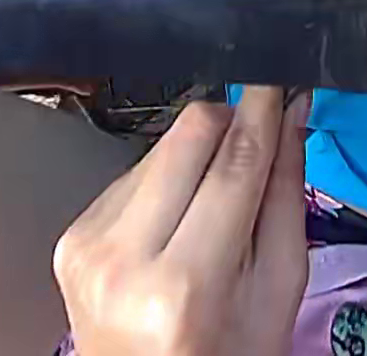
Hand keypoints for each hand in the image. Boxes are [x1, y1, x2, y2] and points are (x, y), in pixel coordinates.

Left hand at [54, 88, 310, 355]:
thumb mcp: (279, 288)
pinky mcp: (74, 232)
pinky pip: (137, 167)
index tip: (277, 79)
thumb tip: (292, 109)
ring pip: (165, 140)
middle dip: (231, 121)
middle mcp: (125, 258)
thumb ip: (287, 191)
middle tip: (253, 145)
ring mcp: (89, 243)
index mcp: (187, 287)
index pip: (236, 163)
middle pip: (191, 130)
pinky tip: (175, 218)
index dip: (262, 108)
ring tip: (210, 202)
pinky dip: (168, 176)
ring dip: (198, 152)